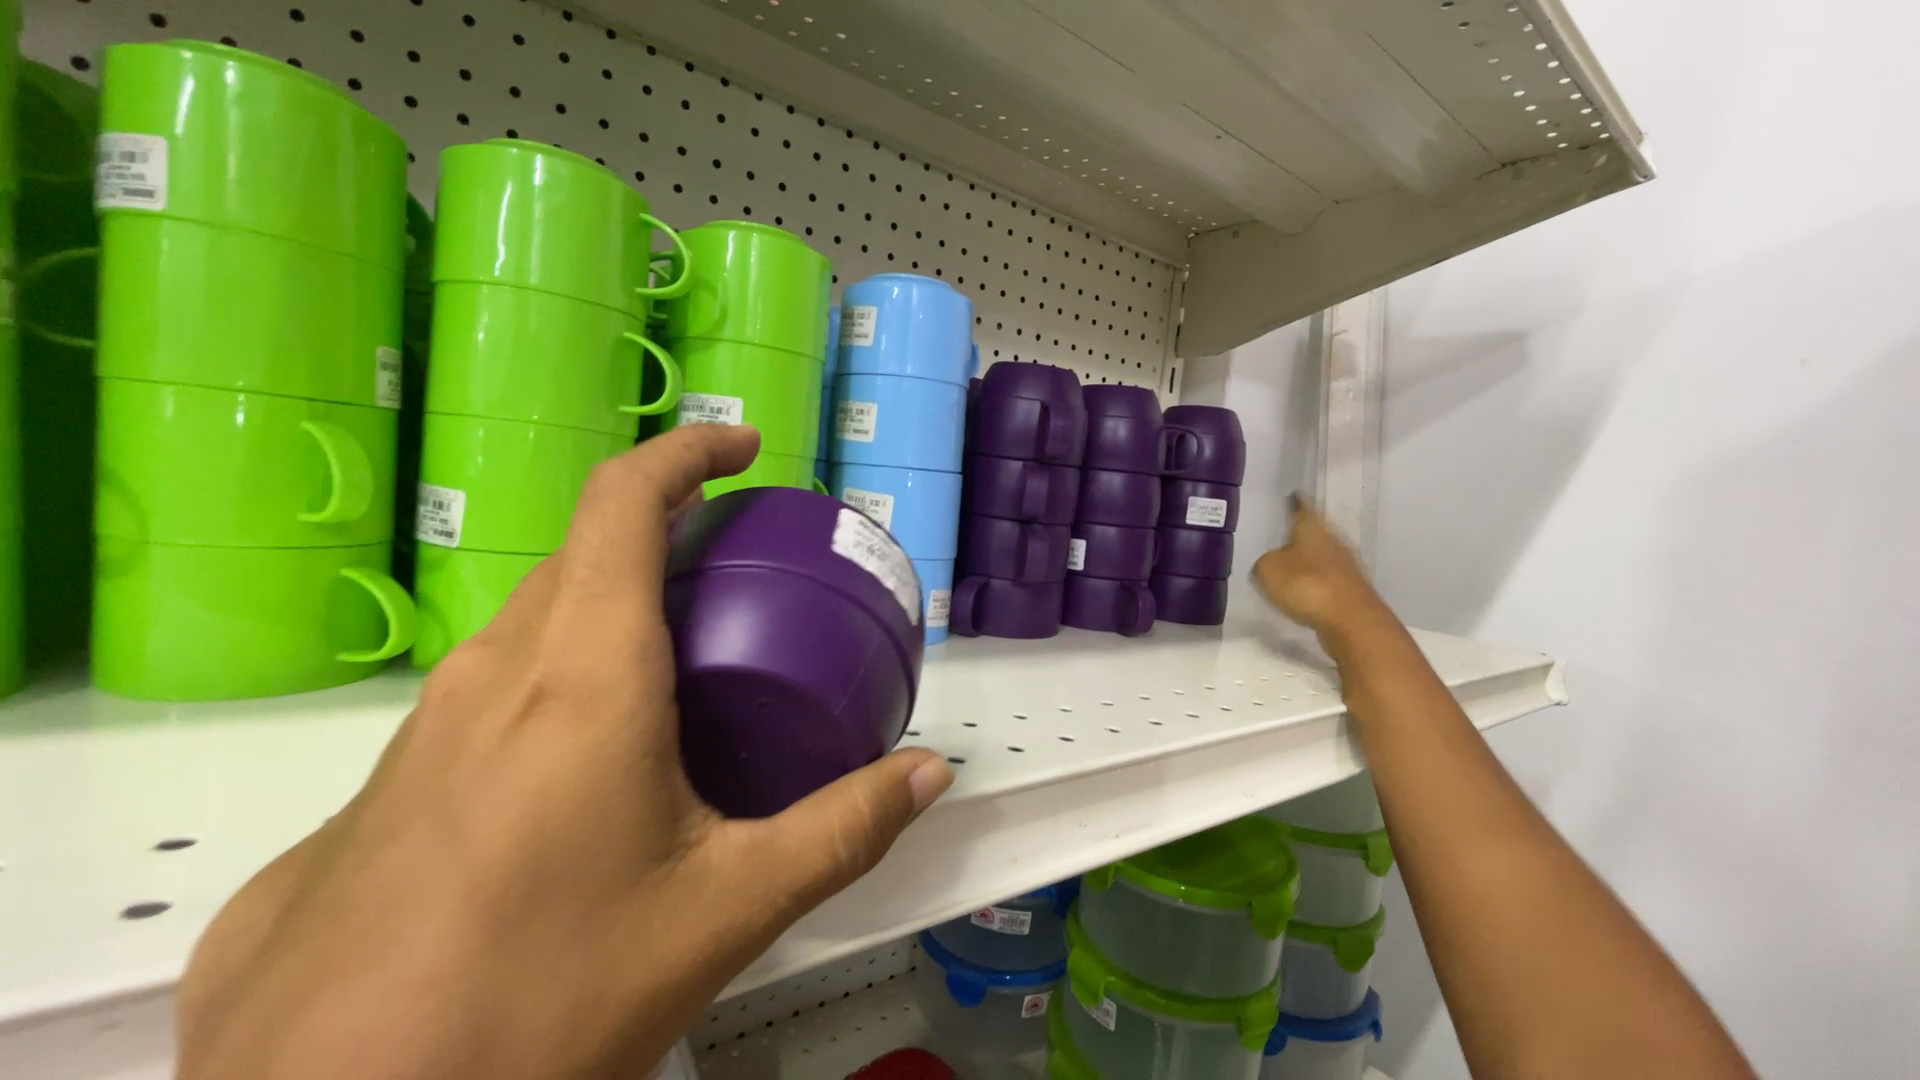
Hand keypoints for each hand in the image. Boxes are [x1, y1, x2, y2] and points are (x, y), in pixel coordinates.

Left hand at [176, 425, 955, 1079]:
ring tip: (679, 669)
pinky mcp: (384, 782)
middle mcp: (492, 674)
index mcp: (581, 676)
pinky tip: (588, 767)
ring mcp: (423, 727)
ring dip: (610, 608)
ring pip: (532, 623)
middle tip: (738, 577)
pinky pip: (490, 688)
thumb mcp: (725, 912)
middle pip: (583, 555)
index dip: (686, 452)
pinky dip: (559, 674)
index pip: (622, 503)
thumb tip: (930, 773)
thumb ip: (841, 830)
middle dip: (665, 535)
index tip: (743, 448)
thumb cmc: (547, 994)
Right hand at [1251, 495, 1391, 638]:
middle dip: (1301, 534)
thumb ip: (1265, 562)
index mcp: (1313, 528)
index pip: (1303, 508)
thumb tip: (1272, 563)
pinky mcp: (1350, 589)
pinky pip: (1327, 579)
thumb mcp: (1268, 570)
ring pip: (1322, 556)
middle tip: (1282, 535)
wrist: (1350, 621)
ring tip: (1290, 566)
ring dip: (1309, 560)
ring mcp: (1346, 566)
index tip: (1291, 497)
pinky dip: (1316, 582)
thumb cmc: (1307, 585)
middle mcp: (1333, 541)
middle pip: (1315, 532)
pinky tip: (1303, 591)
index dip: (1295, 502)